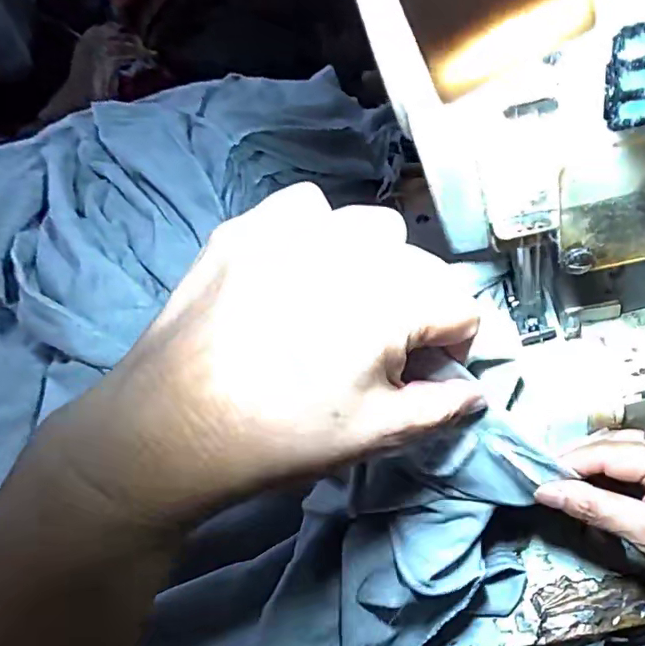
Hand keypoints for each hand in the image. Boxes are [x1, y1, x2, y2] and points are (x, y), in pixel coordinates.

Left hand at [35, 182, 488, 532]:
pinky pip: (310, 210)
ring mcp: (294, 229)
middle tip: (385, 354)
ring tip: (348, 309)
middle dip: (421, 310)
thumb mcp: (380, 432)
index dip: (456, 347)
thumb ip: (443, 407)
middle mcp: (352, 248)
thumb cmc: (285, 435)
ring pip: (374, 230)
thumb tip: (475, 392)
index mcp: (392, 299)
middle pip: (426, 268)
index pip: (464, 308)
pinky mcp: (248, 227)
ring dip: (381, 267)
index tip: (425, 374)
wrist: (169, 430)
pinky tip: (303, 277)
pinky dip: (322, 236)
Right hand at [533, 431, 644, 614]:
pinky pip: (633, 460)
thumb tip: (546, 490)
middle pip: (614, 444)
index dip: (569, 464)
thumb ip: (594, 507)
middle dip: (578, 464)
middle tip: (545, 484)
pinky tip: (591, 489)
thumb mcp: (643, 534)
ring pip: (620, 449)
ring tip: (563, 488)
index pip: (609, 452)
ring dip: (591, 469)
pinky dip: (609, 475)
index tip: (536, 479)